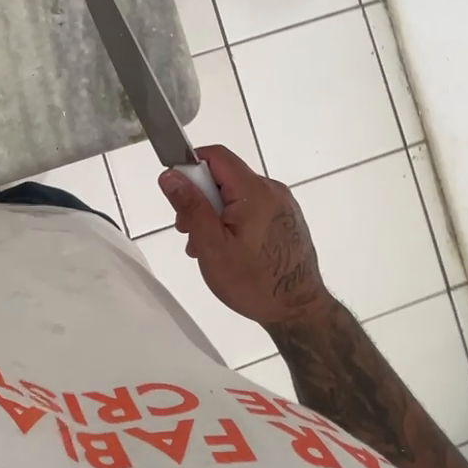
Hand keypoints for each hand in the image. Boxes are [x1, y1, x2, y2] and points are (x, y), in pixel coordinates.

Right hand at [158, 145, 334, 328]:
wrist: (298, 312)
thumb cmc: (253, 281)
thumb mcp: (212, 246)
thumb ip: (191, 206)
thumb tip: (170, 175)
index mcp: (254, 191)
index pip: (216, 155)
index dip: (190, 167)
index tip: (178, 197)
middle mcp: (272, 189)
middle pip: (224, 176)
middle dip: (199, 198)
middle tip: (188, 233)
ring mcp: (282, 205)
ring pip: (235, 194)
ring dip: (214, 213)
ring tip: (206, 247)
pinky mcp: (286, 219)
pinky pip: (250, 207)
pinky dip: (232, 220)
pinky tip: (226, 249)